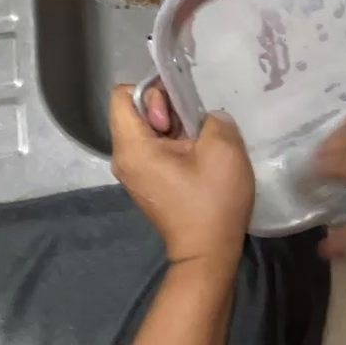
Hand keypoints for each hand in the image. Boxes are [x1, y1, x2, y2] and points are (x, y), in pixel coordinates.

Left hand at [109, 83, 254, 265]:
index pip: (122, 95)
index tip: (176, 114)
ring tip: (201, 142)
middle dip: (167, 110)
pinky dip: (175, 145)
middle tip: (194, 129)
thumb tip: (205, 118)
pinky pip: (155, 149)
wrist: (209, 252)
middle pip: (135, 111)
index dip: (152, 92)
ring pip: (148, 130)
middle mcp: (124, 158)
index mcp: (131, 147)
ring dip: (175, 128)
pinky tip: (199, 157)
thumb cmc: (212, 201)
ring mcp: (135, 172)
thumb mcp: (223, 149)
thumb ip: (212, 117)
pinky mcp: (149, 182)